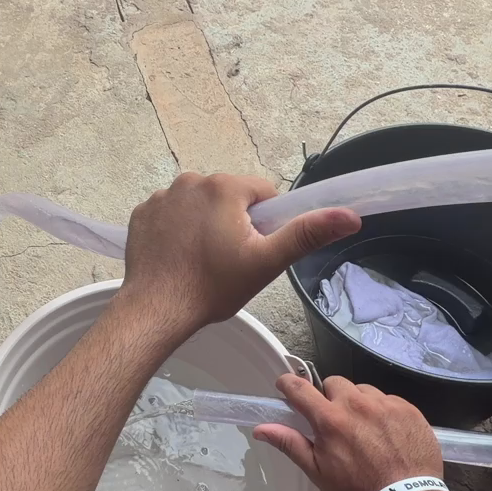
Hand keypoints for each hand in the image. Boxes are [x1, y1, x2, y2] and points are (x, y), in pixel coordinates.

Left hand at [114, 173, 359, 334]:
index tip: (255, 248)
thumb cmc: (213, 287)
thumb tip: (350, 215)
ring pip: (199, 203)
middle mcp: (190, 181)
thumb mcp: (266, 262)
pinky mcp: (141, 213)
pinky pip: (170, 213)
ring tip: (202, 259)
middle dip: (234, 220)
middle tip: (228, 258)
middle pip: (229, 196)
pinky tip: (178, 255)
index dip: (266, 221)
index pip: (262, 192)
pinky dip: (176, 229)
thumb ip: (306, 234)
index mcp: (224, 187)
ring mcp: (161, 196)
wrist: (156, 309)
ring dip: (204, 222)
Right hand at [254, 375, 445, 490]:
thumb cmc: (359, 489)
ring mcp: (385, 404)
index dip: (288, 383)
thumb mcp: (318, 471)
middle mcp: (356, 404)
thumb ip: (290, 443)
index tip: (286, 387)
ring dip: (358, 403)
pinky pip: (388, 399)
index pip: (299, 387)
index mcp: (330, 419)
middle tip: (335, 421)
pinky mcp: (408, 409)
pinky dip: (383, 411)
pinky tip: (386, 433)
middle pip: (333, 383)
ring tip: (365, 428)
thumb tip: (261, 429)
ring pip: (362, 390)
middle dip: (330, 397)